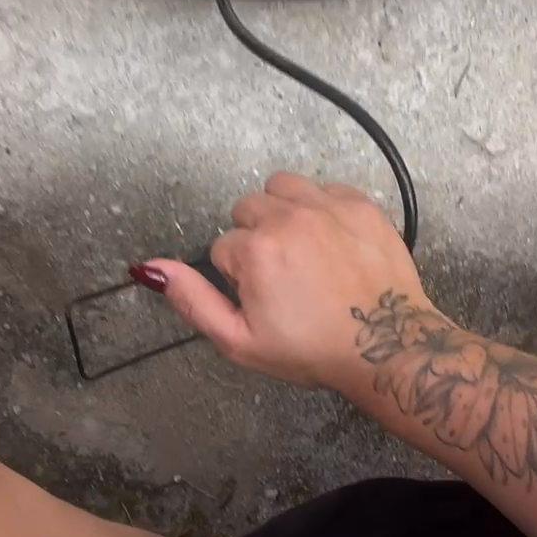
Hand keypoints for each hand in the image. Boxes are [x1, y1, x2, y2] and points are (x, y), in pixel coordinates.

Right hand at [138, 172, 429, 388]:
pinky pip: (324, 187)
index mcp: (255, 251)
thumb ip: (192, 300)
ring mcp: (328, 206)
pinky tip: (331, 242)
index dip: (238, 278)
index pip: (222, 247)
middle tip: (282, 276)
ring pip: (281, 187)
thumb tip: (149, 267)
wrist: (387, 346)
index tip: (265, 300)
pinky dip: (321, 208)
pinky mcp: (361, 205)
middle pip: (247, 210)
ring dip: (282, 212)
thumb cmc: (312, 350)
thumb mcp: (240, 341)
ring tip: (301, 249)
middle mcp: (289, 217)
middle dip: (256, 239)